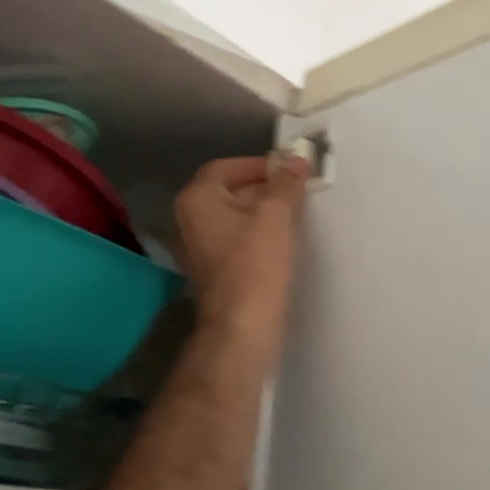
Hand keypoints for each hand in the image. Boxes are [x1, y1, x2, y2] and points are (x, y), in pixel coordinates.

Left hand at [172, 155, 310, 331]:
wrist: (242, 329)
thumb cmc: (254, 264)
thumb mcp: (275, 215)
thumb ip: (286, 183)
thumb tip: (296, 160)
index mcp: (196, 200)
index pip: (225, 167)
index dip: (258, 165)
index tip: (288, 169)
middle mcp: (190, 220)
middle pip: (229, 191)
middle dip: (265, 187)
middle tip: (299, 188)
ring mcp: (200, 248)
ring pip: (236, 217)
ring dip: (265, 211)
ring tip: (298, 211)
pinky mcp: (215, 271)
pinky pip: (238, 240)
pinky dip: (259, 233)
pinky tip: (285, 239)